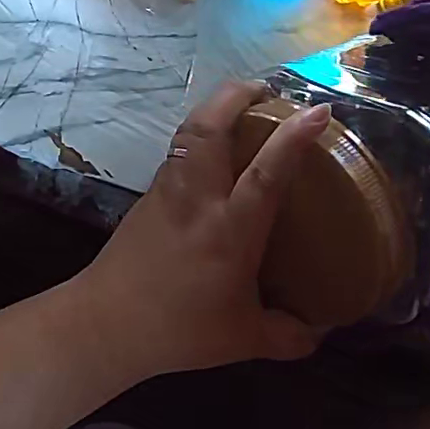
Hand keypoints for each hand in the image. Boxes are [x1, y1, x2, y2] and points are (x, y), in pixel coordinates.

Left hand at [69, 81, 325, 379]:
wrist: (109, 319)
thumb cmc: (180, 329)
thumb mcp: (245, 339)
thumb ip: (289, 334)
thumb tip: (320, 329)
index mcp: (229, 229)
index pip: (266, 172)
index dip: (293, 137)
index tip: (317, 110)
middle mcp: (196, 197)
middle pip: (209, 127)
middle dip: (235, 95)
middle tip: (264, 89)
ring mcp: (167, 189)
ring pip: (187, 132)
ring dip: (214, 109)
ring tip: (239, 106)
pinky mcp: (148, 192)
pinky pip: (177, 150)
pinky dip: (197, 134)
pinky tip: (211, 149)